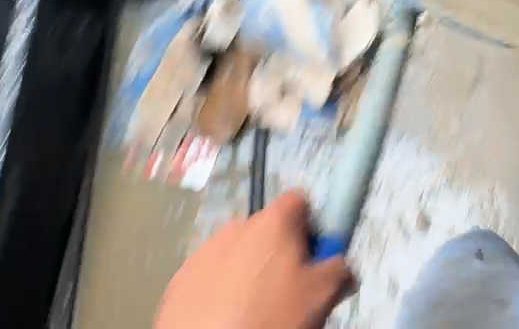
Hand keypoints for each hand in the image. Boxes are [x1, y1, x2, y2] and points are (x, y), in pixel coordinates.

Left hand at [154, 191, 352, 328]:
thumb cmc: (269, 319)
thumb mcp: (321, 297)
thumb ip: (339, 270)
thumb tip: (340, 265)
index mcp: (273, 222)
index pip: (299, 200)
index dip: (311, 227)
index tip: (313, 259)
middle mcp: (237, 226)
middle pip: (268, 230)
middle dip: (279, 254)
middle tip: (286, 293)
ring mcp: (203, 252)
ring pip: (237, 254)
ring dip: (248, 272)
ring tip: (251, 313)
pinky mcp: (178, 282)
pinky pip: (209, 276)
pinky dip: (219, 292)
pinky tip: (224, 322)